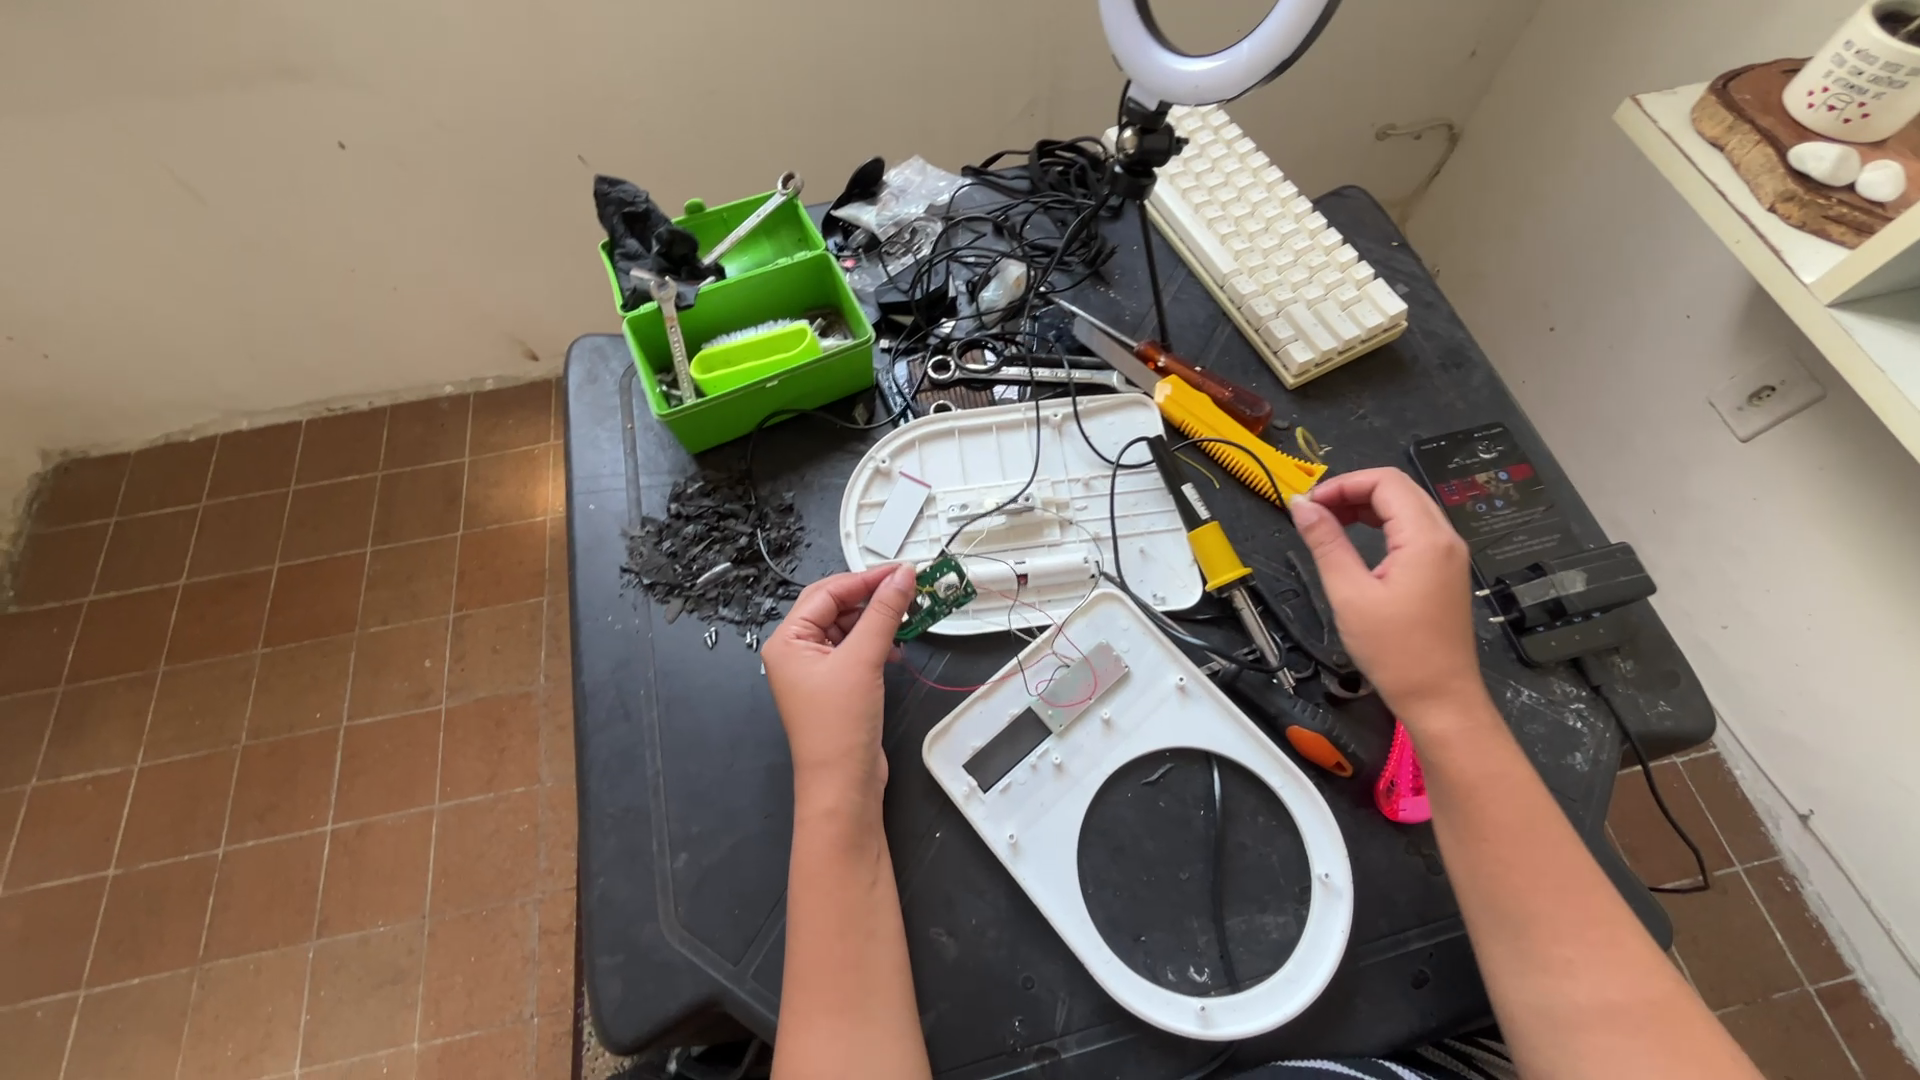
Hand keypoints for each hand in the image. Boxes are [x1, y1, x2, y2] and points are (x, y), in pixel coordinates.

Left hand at [763, 563, 917, 797]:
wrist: (843, 785)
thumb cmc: (838, 728)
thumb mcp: (862, 660)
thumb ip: (884, 613)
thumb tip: (902, 576)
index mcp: (787, 640)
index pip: (826, 592)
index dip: (864, 579)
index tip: (900, 571)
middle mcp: (796, 651)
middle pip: (836, 606)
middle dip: (872, 598)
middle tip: (907, 589)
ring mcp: (816, 669)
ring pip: (849, 627)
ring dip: (877, 621)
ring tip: (906, 617)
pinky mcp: (836, 685)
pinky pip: (856, 649)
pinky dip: (878, 643)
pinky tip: (897, 648)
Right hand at [1288, 468, 1483, 719]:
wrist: (1439, 696)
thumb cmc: (1393, 650)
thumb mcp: (1349, 593)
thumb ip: (1325, 542)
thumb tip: (1301, 505)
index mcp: (1425, 538)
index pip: (1385, 482)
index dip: (1342, 483)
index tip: (1307, 504)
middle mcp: (1445, 538)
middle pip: (1398, 489)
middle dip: (1352, 491)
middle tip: (1313, 512)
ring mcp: (1449, 554)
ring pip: (1406, 507)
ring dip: (1365, 507)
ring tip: (1327, 524)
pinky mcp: (1445, 571)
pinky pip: (1413, 530)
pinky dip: (1381, 525)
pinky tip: (1354, 540)